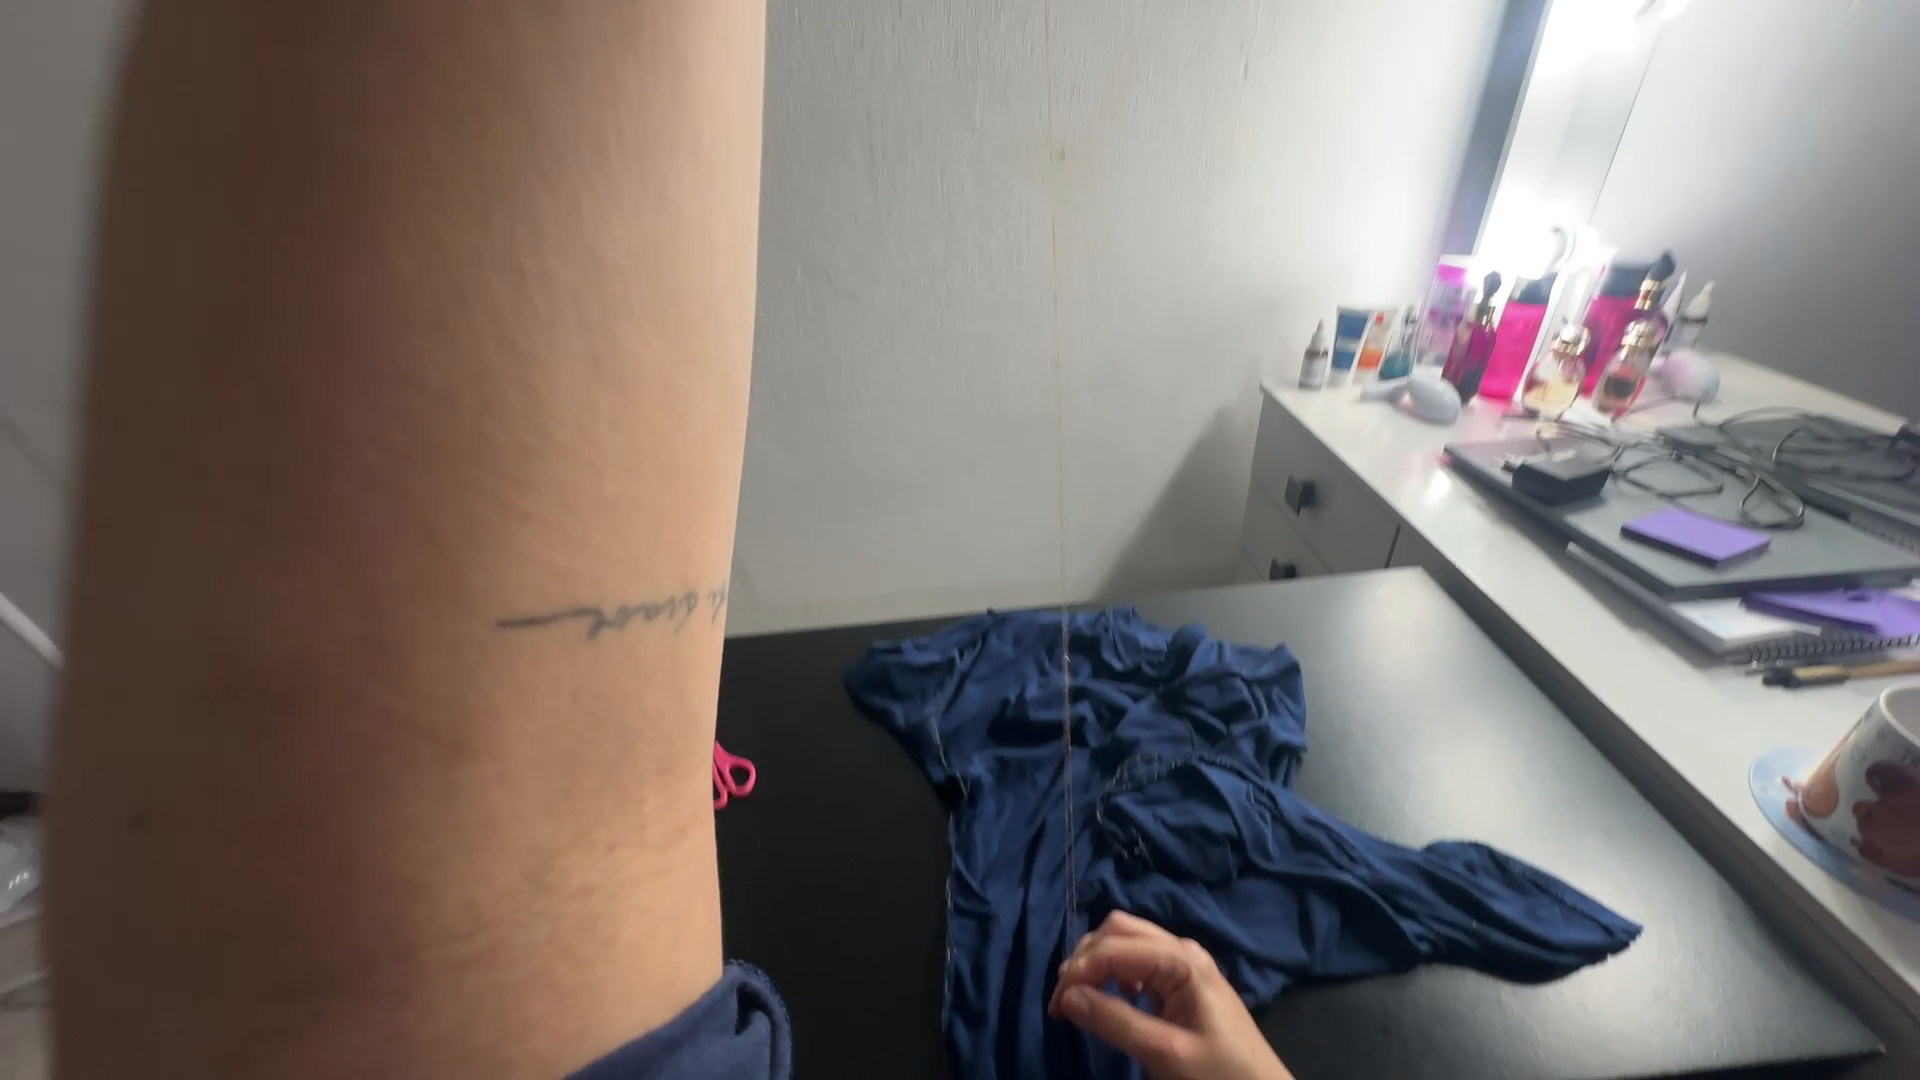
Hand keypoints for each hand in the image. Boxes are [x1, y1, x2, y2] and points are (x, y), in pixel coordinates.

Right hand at [1048, 911, 1293, 1079]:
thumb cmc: (1221, 1077)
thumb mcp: (1166, 1055)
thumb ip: (1116, 1022)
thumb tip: (1067, 997)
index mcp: (1180, 959)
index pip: (1114, 947)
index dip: (1078, 971)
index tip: (1056, 1008)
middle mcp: (1181, 948)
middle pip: (1119, 930)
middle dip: (1086, 957)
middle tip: (1064, 999)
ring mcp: (1185, 961)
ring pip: (1128, 940)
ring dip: (1099, 961)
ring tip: (1080, 996)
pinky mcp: (1185, 980)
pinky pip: (1141, 958)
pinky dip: (1117, 970)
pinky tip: (1114, 996)